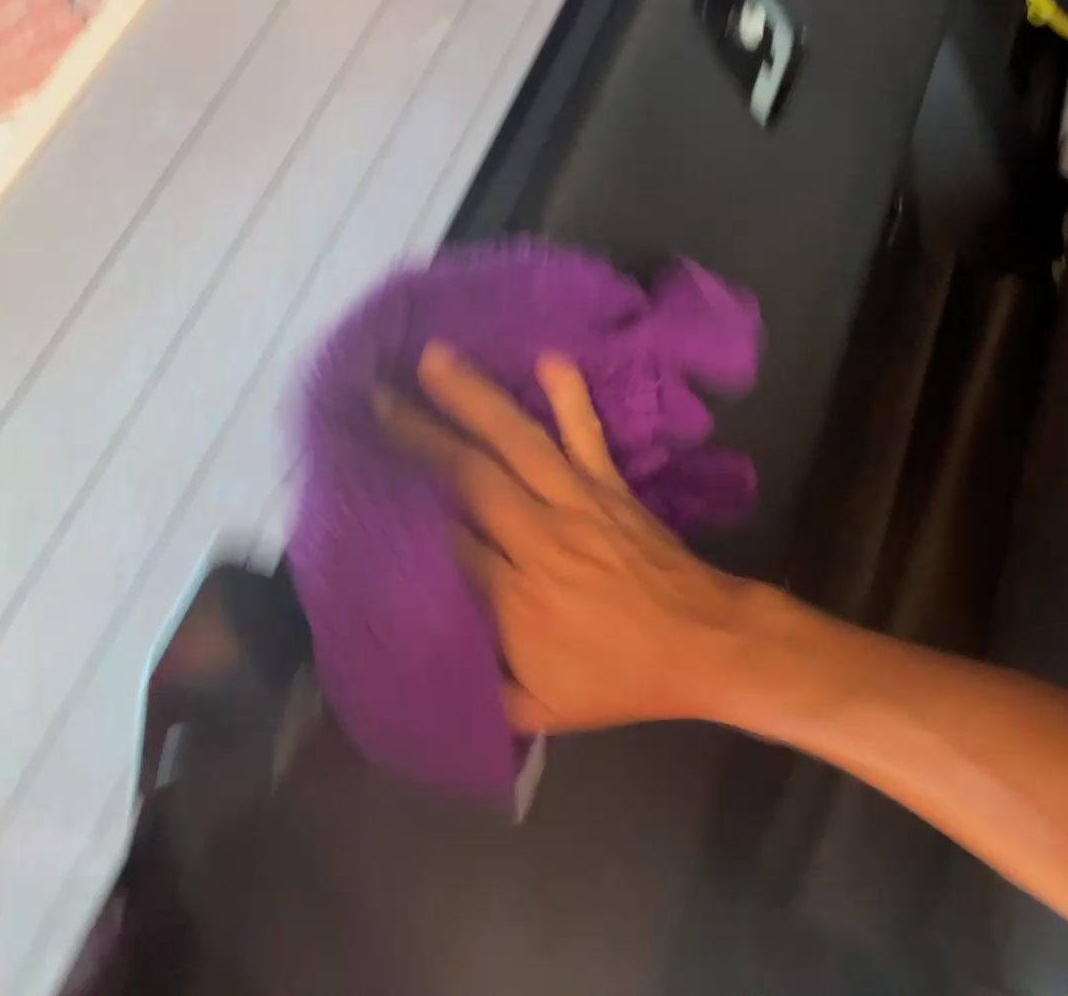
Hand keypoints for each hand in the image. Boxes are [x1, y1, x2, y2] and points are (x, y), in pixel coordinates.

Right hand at [377, 343, 758, 732]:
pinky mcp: (613, 489)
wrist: (705, 643)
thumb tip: (421, 659)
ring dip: (474, 398)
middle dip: (416, 436)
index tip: (361, 475)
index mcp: (514, 601)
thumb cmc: (621, 679)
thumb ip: (477, 689)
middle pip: (468, 478)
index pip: (442, 542)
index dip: (398, 509)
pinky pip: (588, 435)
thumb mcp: (538, 711)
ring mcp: (581, 505)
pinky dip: (569, 397)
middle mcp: (540, 540)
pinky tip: (548, 357)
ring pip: (518, 444)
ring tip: (433, 358)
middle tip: (373, 401)